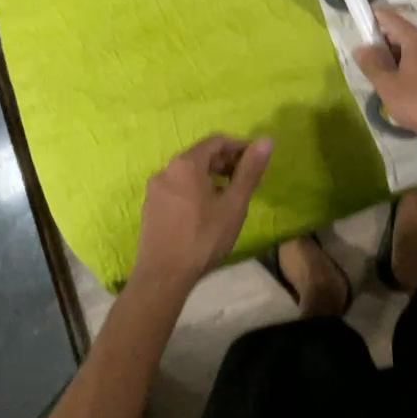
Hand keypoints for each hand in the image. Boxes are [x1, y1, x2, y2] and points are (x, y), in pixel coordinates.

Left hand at [133, 135, 271, 287]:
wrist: (162, 278)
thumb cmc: (203, 238)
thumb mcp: (233, 204)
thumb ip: (250, 170)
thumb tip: (266, 140)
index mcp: (186, 164)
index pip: (217, 141)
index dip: (239, 147)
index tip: (256, 161)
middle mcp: (166, 169)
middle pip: (201, 155)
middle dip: (225, 162)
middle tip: (245, 179)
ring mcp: (155, 189)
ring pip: (188, 172)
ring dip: (211, 176)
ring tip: (228, 196)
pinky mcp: (150, 207)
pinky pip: (177, 187)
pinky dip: (194, 189)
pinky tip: (205, 211)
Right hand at [353, 7, 416, 143]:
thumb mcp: (387, 85)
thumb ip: (372, 64)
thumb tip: (361, 48)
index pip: (391, 18)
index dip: (374, 19)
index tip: (360, 26)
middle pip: (403, 33)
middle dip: (384, 44)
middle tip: (370, 64)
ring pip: (415, 49)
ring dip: (397, 58)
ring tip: (385, 80)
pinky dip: (411, 66)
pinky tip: (404, 88)